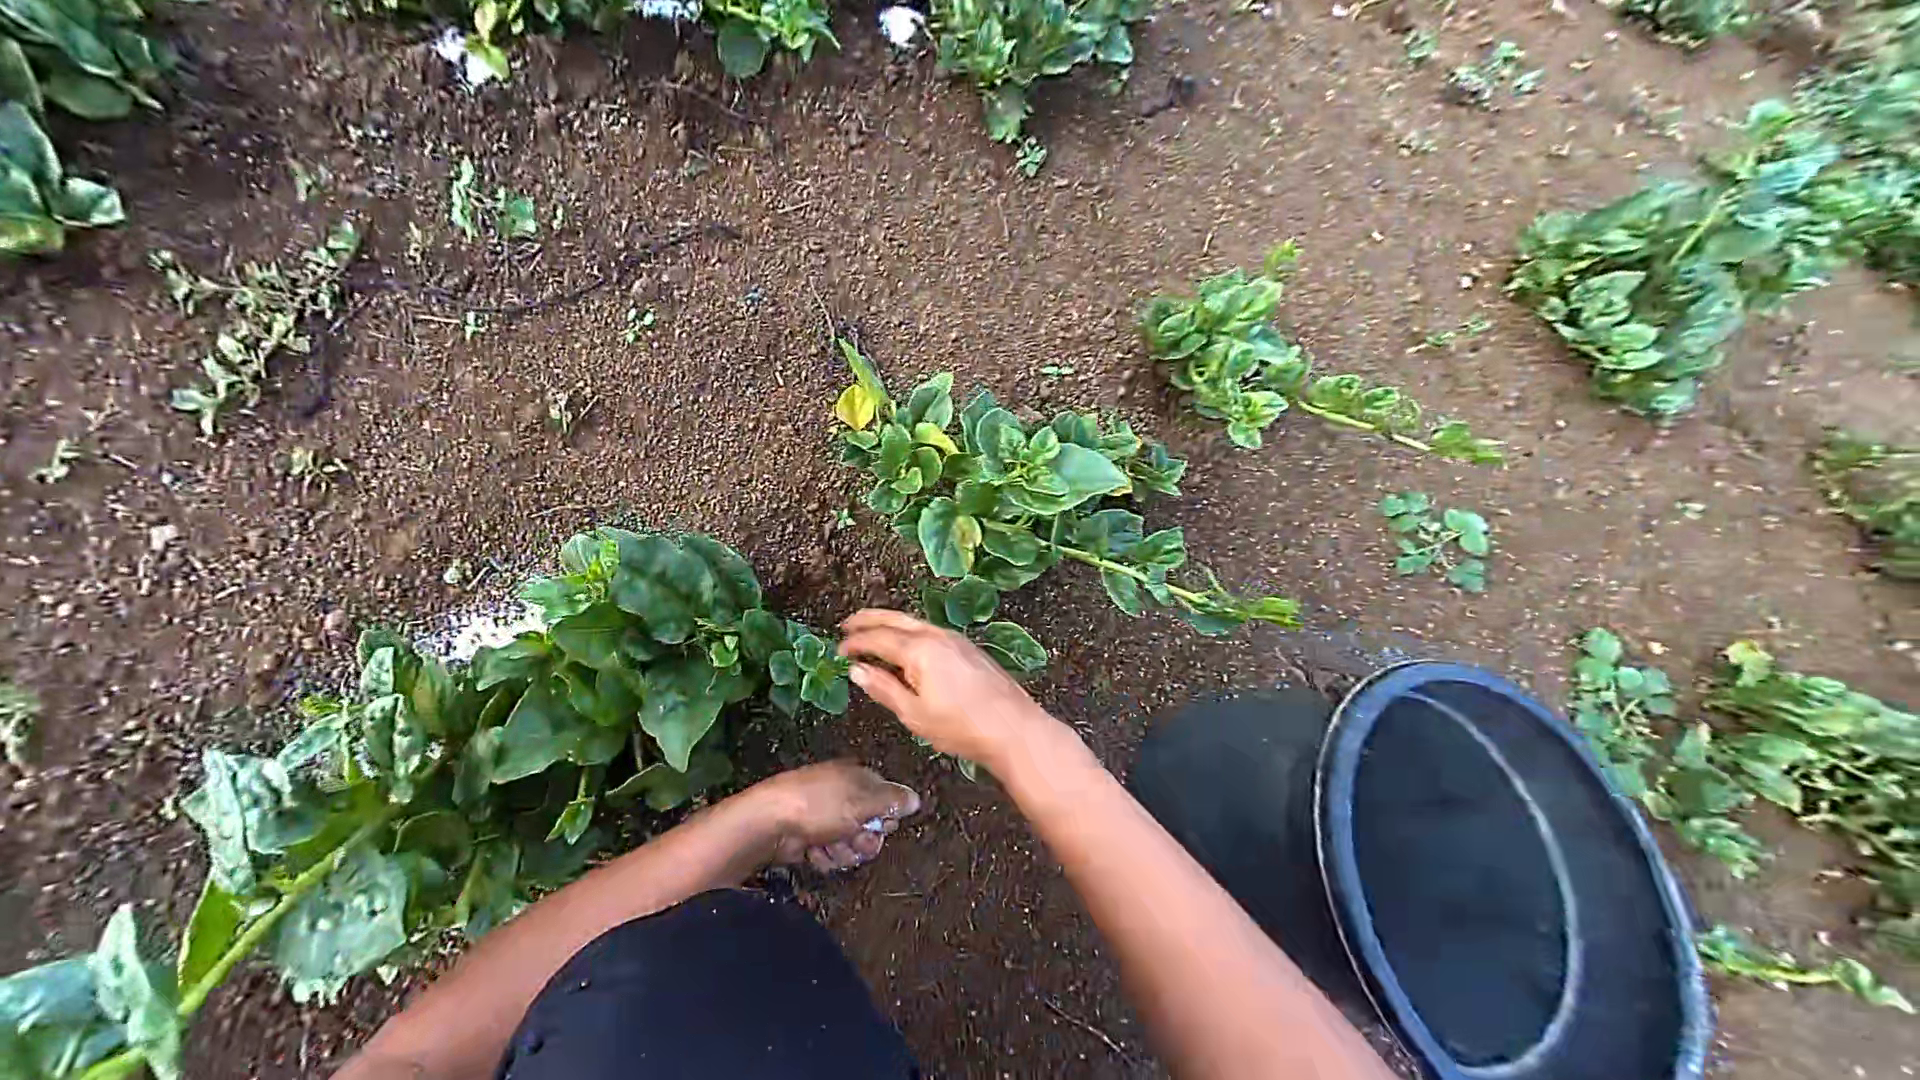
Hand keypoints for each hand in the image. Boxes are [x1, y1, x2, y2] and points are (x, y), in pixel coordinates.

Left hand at [746, 761, 921, 872]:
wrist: (770, 823)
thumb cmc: (820, 806)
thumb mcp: (863, 801)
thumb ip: (892, 801)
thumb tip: (916, 798)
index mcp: (858, 777)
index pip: (887, 799)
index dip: (887, 817)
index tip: (882, 825)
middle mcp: (844, 795)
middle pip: (872, 826)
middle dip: (865, 839)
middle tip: (853, 839)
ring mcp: (826, 817)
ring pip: (852, 843)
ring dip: (844, 851)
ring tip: (829, 846)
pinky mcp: (812, 838)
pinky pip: (832, 853)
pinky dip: (826, 856)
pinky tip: (815, 852)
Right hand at [837, 609, 1072, 775]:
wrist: (1013, 728)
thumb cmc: (961, 727)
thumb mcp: (914, 714)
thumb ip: (884, 688)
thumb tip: (857, 671)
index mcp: (920, 650)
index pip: (878, 639)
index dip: (856, 643)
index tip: (838, 650)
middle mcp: (937, 636)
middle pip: (897, 619)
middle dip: (870, 619)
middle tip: (848, 623)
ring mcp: (956, 640)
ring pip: (916, 623)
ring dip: (891, 623)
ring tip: (873, 630)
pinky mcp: (969, 648)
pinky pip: (931, 631)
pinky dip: (911, 632)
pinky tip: (908, 645)